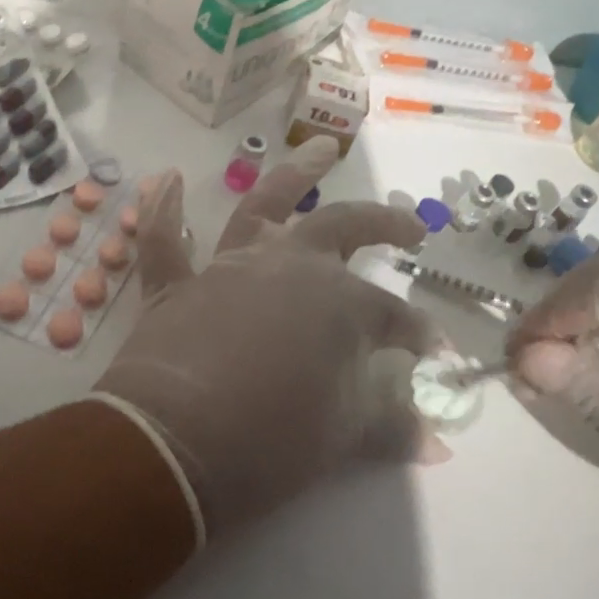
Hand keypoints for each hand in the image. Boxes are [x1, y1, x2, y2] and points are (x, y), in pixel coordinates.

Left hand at [91, 137, 437, 542]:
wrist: (175, 449)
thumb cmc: (272, 442)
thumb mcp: (344, 438)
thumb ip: (391, 428)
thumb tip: (436, 443)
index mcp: (340, 303)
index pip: (392, 316)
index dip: (415, 335)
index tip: (431, 353)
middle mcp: (289, 269)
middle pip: (343, 228)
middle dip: (382, 223)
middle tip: (409, 227)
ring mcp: (229, 269)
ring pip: (263, 206)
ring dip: (294, 175)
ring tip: (323, 148)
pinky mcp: (177, 288)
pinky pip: (164, 242)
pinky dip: (161, 210)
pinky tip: (164, 178)